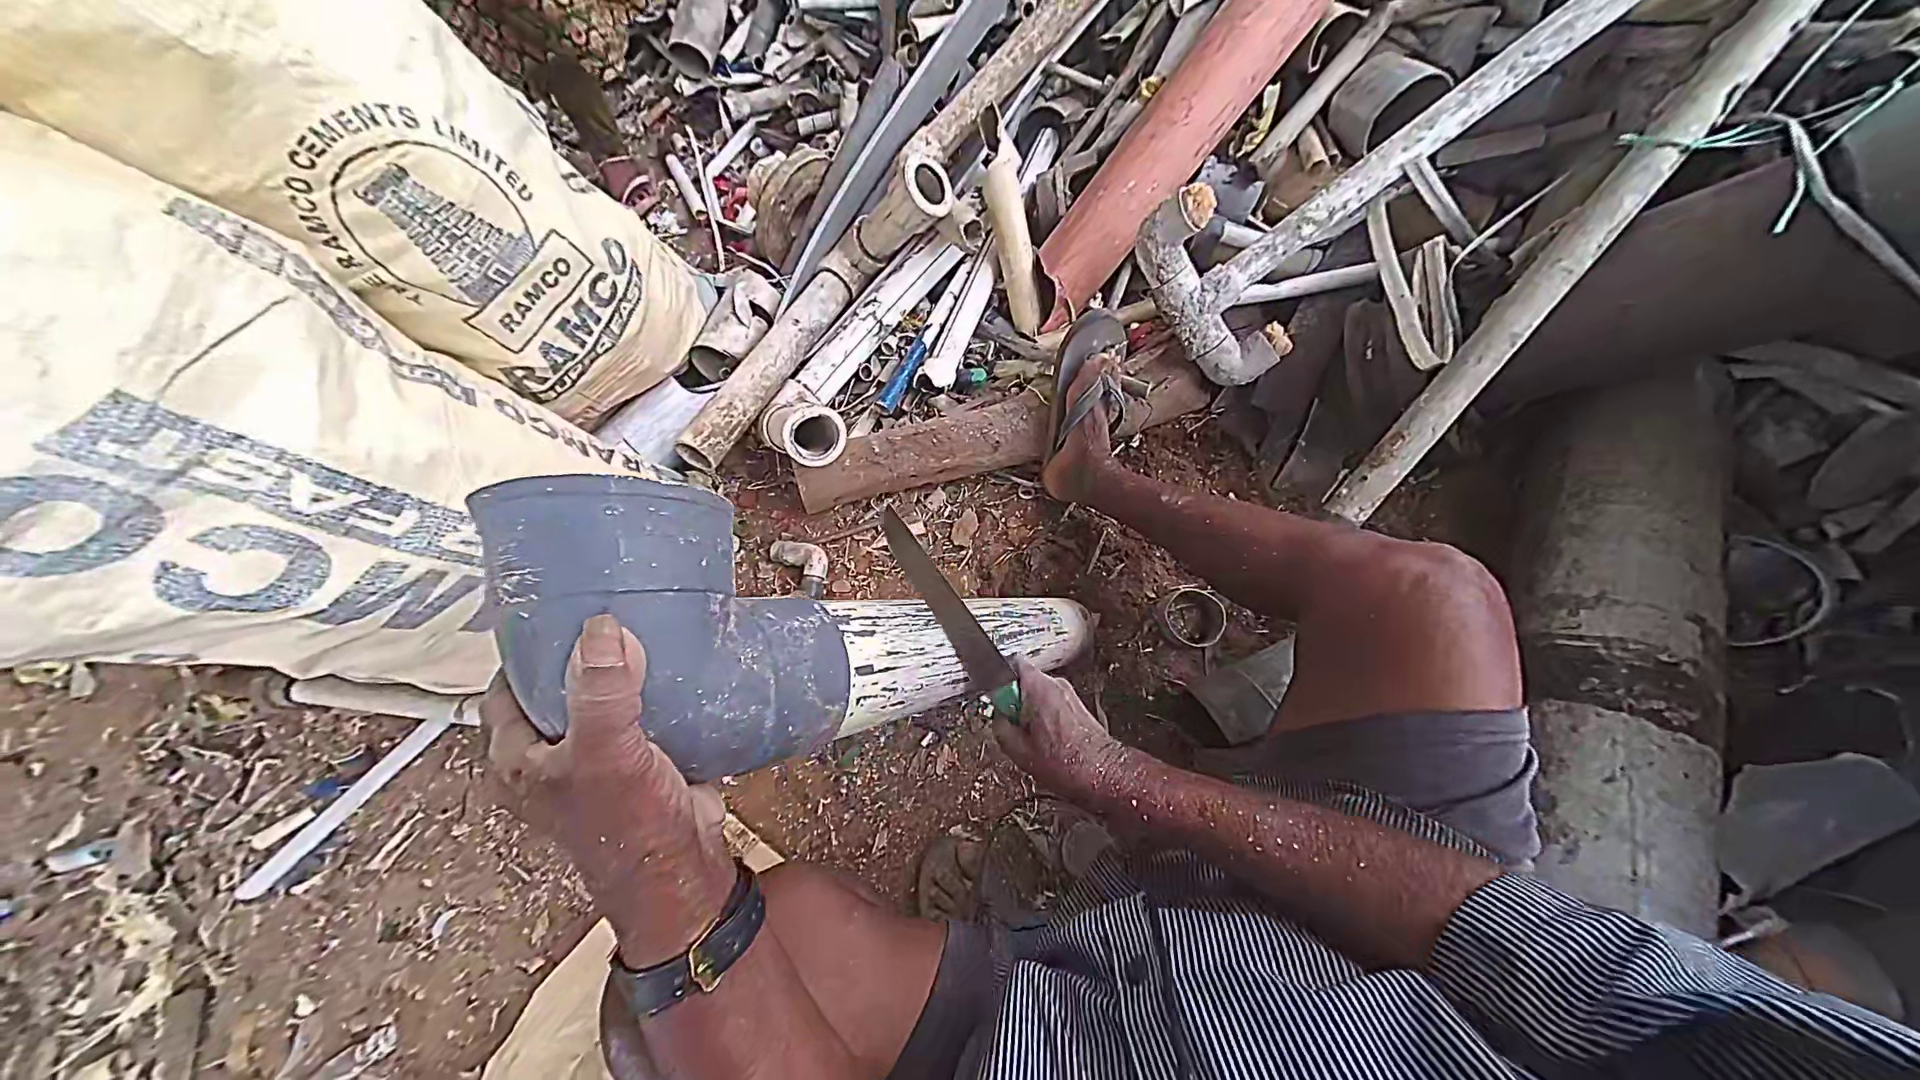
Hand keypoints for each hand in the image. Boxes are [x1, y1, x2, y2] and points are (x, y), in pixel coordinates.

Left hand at [485, 613, 735, 968]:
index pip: (506, 689)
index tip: (554, 609)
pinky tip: (675, 664)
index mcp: (522, 758)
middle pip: (558, 687)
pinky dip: (652, 687)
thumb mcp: (607, 755)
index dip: (523, 650)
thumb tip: (601, 629)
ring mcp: (600, 755)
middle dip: (579, 652)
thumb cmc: (629, 827)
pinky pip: (641, 709)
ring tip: (645, 624)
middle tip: (609, 607)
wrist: (683, 868)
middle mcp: (555, 754)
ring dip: (619, 667)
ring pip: (602, 697)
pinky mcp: (642, 755)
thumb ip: (601, 694)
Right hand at [992, 658, 1133, 800]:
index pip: (1010, 664)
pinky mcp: (1077, 705)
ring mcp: (1069, 694)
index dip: (998, 682)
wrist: (1103, 774)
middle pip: (1023, 681)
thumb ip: (999, 726)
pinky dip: (1045, 718)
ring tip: (1034, 739)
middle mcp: (1056, 684)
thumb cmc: (1068, 764)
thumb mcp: (1018, 750)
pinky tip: (1049, 742)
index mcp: (1038, 687)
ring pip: (1037, 694)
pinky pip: (1051, 704)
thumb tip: (998, 718)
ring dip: (1030, 711)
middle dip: (1014, 701)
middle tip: (1014, 727)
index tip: (997, 702)